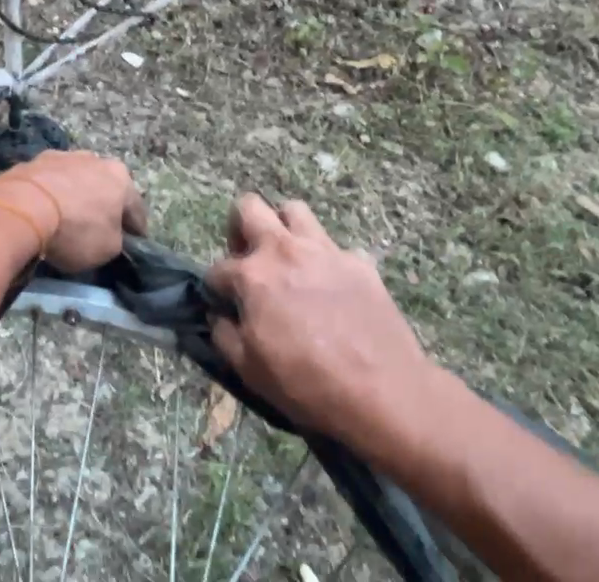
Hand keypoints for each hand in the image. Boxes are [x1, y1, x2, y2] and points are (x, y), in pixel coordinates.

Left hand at [0, 151, 146, 271]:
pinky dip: (49, 195)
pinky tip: (42, 211)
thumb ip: (116, 239)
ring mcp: (61, 156)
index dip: (135, 230)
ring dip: (75, 196)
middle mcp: (94, 159)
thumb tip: (109, 234)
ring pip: (75, 180)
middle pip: (105, 187)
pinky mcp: (31, 162)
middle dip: (103, 206)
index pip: (136, 209)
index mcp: (120, 177)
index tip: (132, 243)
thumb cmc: (76, 230)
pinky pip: (48, 183)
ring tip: (65, 218)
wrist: (22, 209)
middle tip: (97, 228)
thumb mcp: (108, 249)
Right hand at [206, 196, 444, 464]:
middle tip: (248, 260)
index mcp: (253, 276)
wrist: (382, 392)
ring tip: (287, 260)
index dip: (215, 288)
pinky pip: (335, 248)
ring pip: (294, 211)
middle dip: (239, 228)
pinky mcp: (359, 262)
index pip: (217, 268)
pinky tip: (331, 288)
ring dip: (283, 228)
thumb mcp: (248, 369)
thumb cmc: (306, 382)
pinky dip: (326, 261)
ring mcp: (325, 251)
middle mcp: (284, 250)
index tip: (224, 305)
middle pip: (249, 207)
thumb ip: (224, 334)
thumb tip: (220, 315)